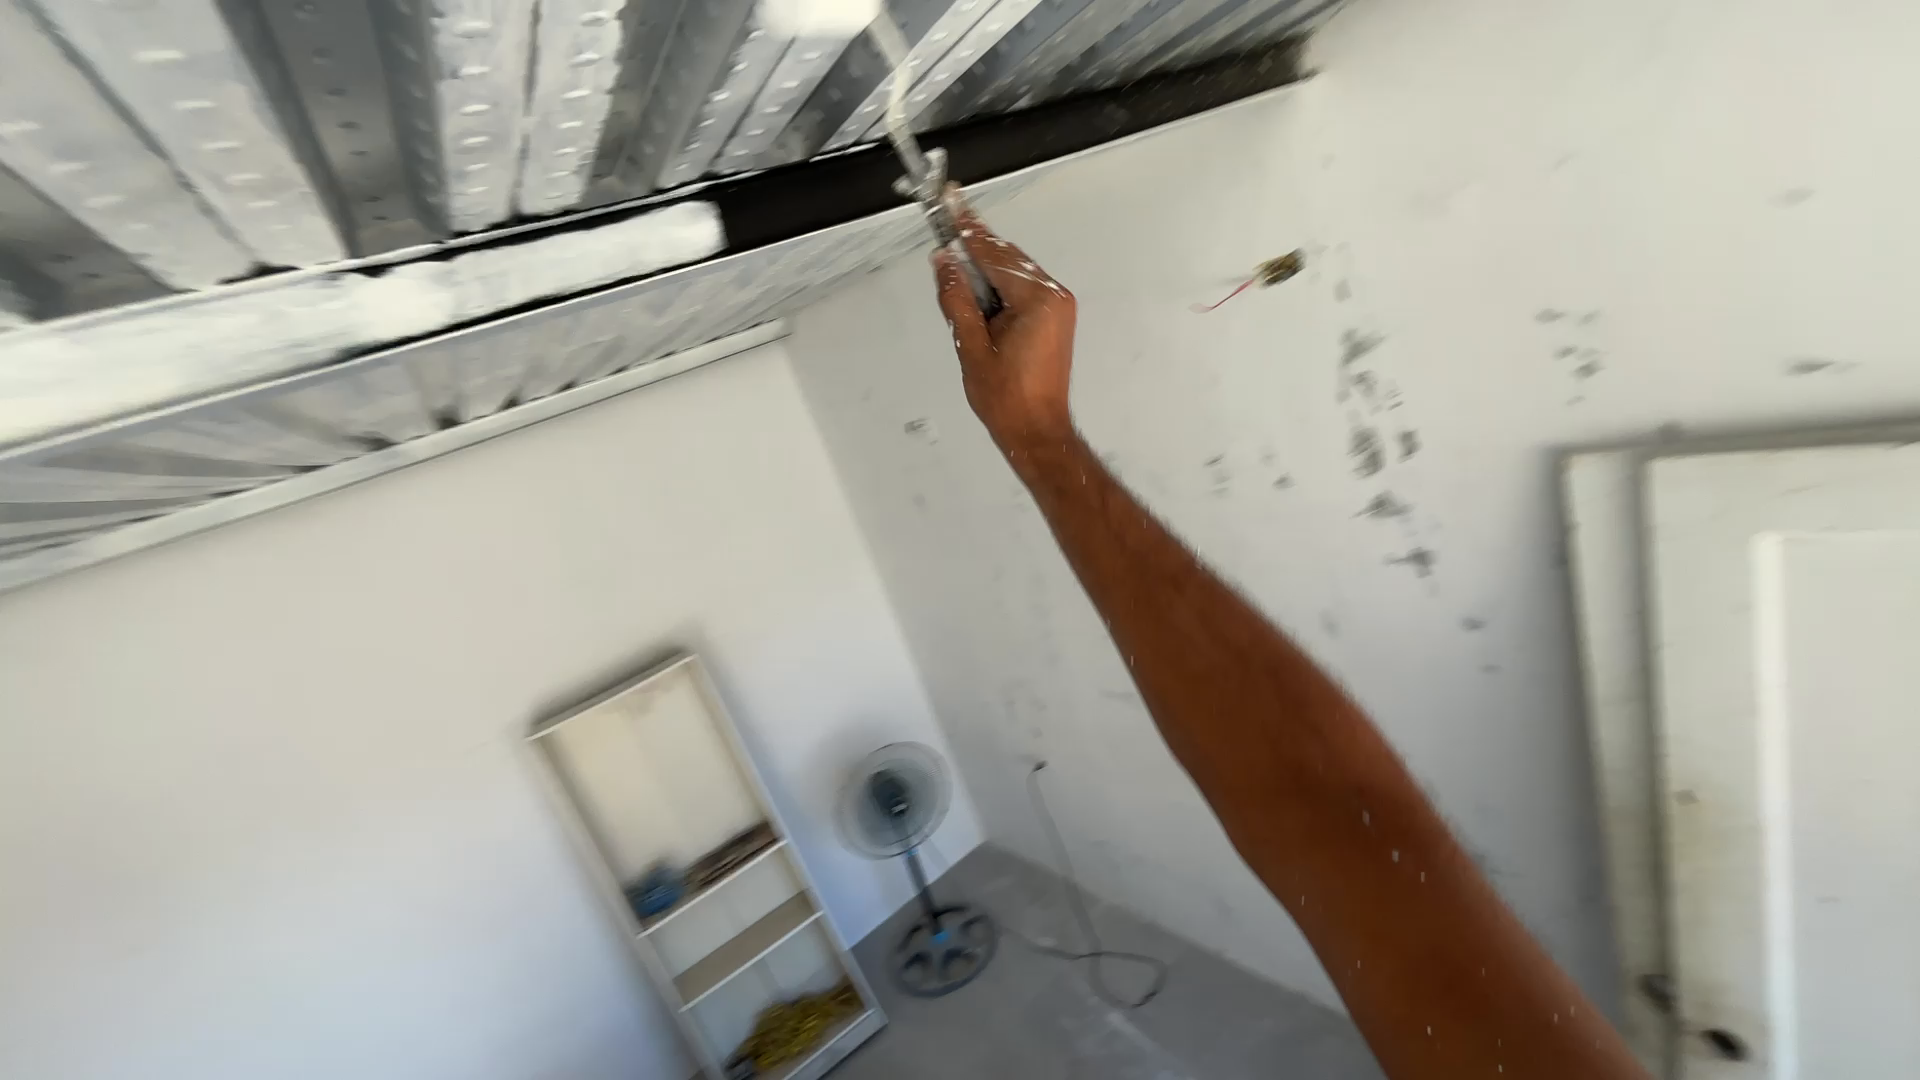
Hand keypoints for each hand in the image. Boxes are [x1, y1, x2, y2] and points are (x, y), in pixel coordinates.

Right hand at [930, 188, 1076, 455]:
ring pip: (1014, 274)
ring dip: (984, 269)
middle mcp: (1054, 295)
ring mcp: (1058, 307)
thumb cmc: (1004, 398)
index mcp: (1037, 299)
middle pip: (1007, 259)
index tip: (950, 200)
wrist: (1037, 431)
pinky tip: (976, 289)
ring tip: (955, 262)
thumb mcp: (971, 348)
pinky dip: (998, 287)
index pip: (994, 254)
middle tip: (946, 221)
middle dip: (975, 247)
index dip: (967, 229)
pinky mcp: (1055, 320)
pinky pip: (1022, 291)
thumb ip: (957, 300)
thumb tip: (944, 262)